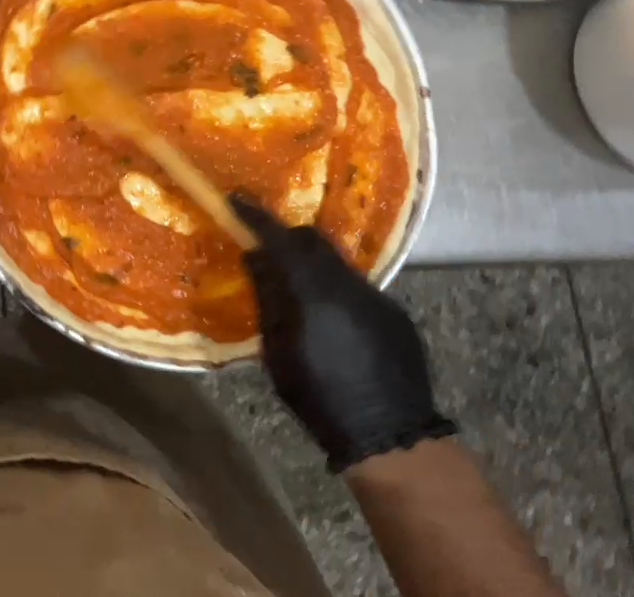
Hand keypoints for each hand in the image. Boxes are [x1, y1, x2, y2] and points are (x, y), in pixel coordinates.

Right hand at [235, 199, 456, 472]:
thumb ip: (269, 298)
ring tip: (298, 289)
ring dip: (313, 267)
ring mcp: (379, 298)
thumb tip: (256, 257)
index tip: (236, 198)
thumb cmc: (318, 395)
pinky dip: (337, 291)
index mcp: (314, 291)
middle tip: (266, 245)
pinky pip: (358, 289)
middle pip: (315, 242)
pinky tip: (332, 320)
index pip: (280, 239)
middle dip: (288, 237)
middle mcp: (350, 284)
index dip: (256, 217)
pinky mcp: (397, 315)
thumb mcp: (278, 349)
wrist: (389, 435)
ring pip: (338, 265)